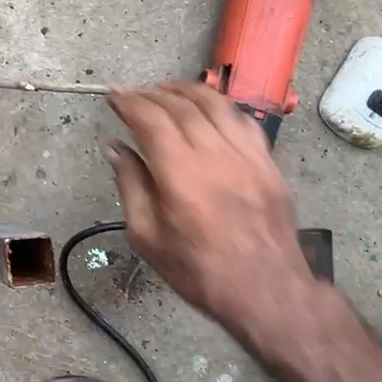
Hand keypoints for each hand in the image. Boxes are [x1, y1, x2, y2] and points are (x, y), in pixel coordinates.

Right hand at [104, 82, 319, 350]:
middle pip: (182, 106)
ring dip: (187, 91)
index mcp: (181, 175)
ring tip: (166, 90)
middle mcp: (216, 156)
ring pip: (216, 106)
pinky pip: (243, 121)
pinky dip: (221, 106)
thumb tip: (116, 148)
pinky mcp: (268, 164)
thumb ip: (131, 185)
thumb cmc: (197, 270)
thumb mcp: (147, 236)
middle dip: (152, 94)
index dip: (129, 103)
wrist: (265, 291)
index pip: (151, 120)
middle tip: (133, 95)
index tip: (113, 97)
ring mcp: (247, 157)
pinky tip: (208, 108)